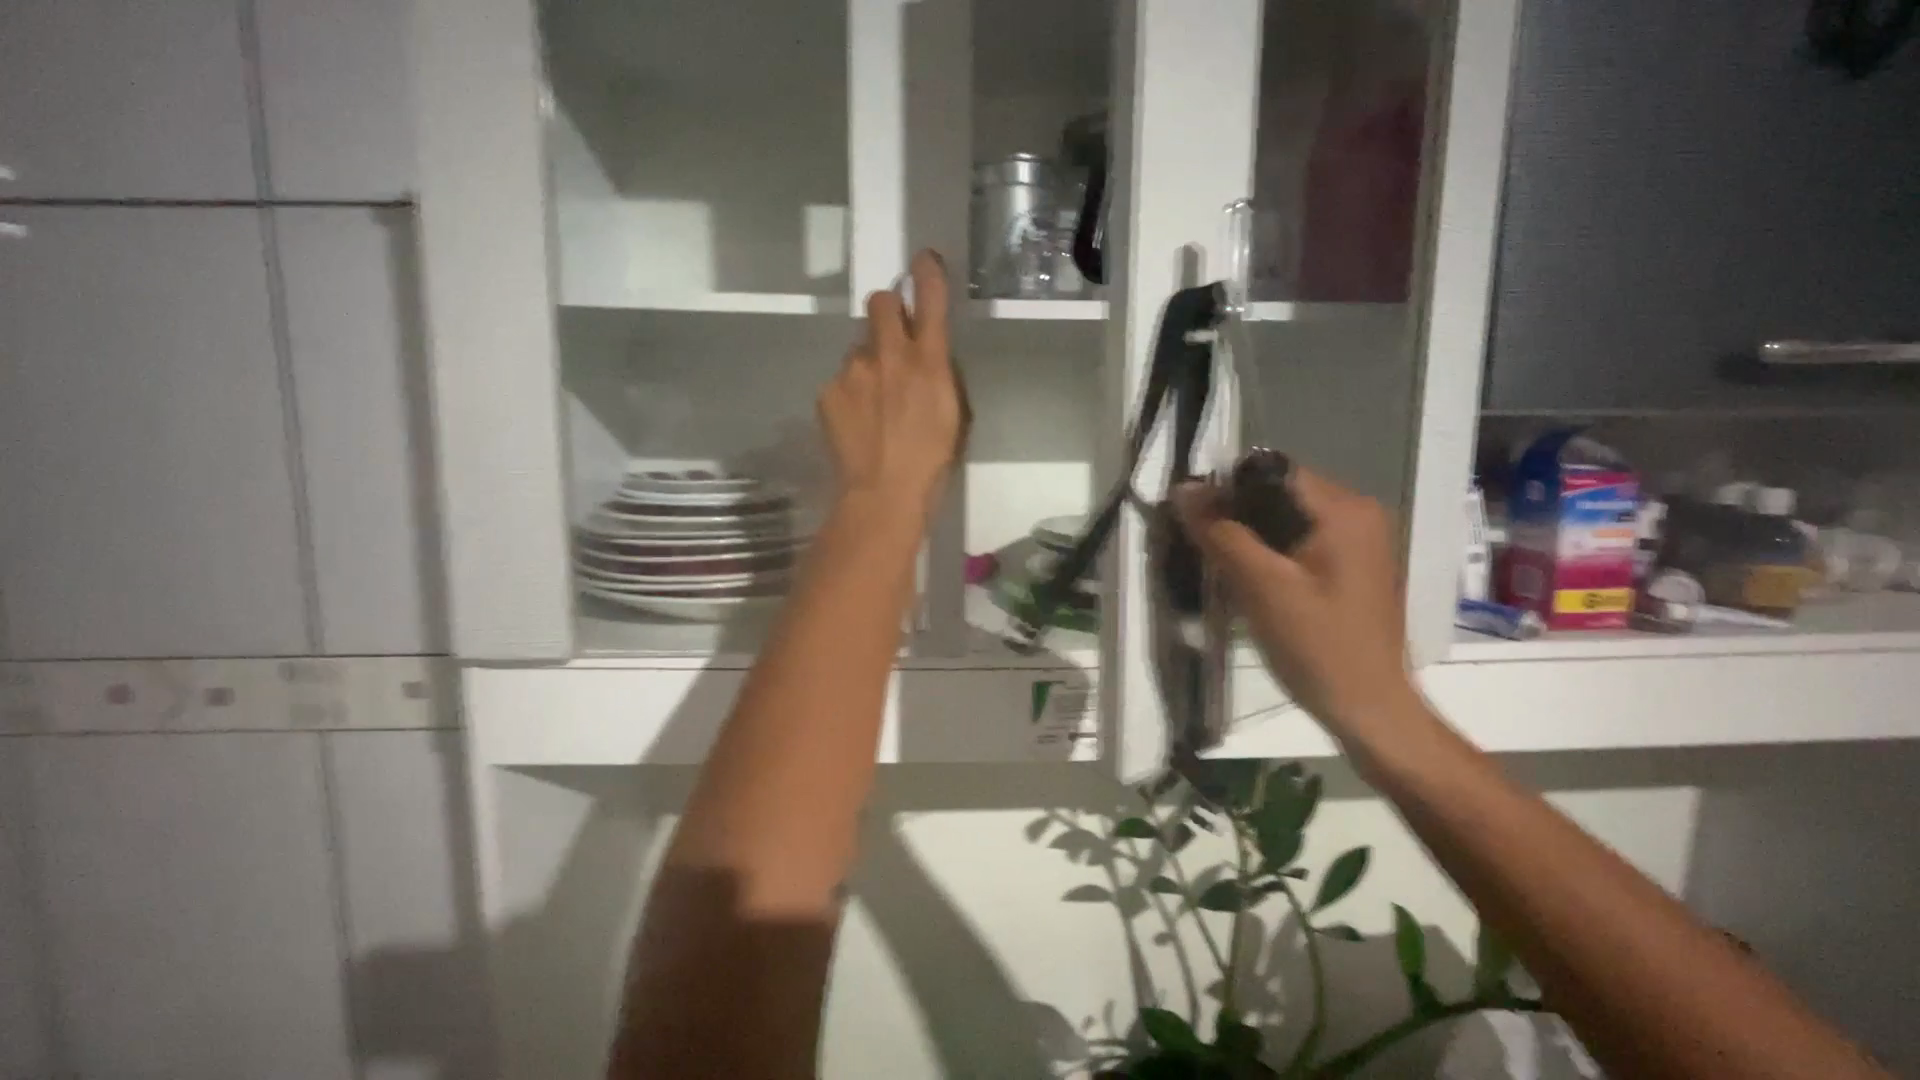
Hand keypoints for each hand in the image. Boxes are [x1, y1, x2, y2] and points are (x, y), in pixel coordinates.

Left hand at [817, 250, 964, 514]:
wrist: (883, 493)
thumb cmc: (931, 461)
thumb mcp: (953, 413)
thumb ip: (939, 373)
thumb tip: (927, 354)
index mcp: (929, 362)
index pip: (929, 300)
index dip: (927, 274)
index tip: (923, 260)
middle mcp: (889, 355)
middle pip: (880, 302)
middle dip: (887, 309)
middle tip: (891, 334)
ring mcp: (853, 371)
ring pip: (859, 347)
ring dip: (867, 362)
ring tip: (873, 402)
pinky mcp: (828, 391)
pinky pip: (841, 379)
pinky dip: (849, 393)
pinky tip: (856, 421)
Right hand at [1174, 468, 1414, 729]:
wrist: (1370, 709)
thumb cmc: (1318, 647)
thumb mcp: (1262, 587)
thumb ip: (1222, 533)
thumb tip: (1184, 489)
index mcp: (1344, 509)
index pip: (1271, 472)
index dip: (1226, 489)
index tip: (1194, 521)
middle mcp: (1359, 513)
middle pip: (1280, 494)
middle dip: (1237, 515)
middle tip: (1202, 549)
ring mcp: (1361, 541)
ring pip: (1288, 519)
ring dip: (1251, 536)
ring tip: (1222, 568)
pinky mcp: (1354, 567)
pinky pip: (1302, 542)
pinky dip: (1273, 554)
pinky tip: (1253, 584)